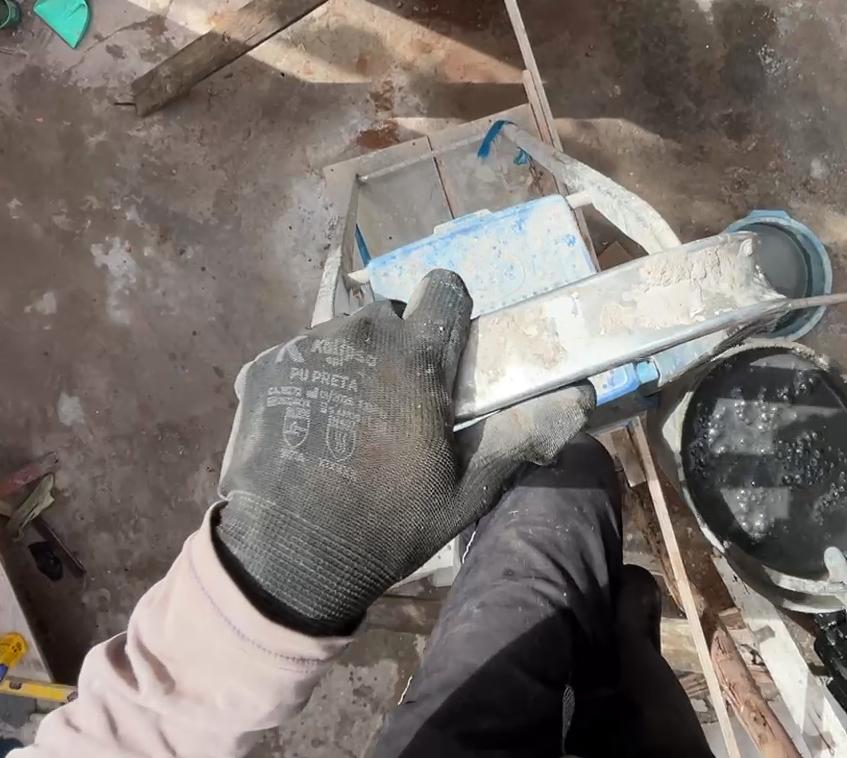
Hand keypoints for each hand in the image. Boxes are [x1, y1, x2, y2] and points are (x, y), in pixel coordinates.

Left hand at [214, 270, 589, 634]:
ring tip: (350, 415)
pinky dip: (310, 376)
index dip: (451, 311)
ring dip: (355, 358)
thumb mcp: (467, 490)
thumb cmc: (387, 524)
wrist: (287, 559)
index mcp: (416, 358)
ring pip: (345, 330)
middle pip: (391, 310)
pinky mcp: (264, 365)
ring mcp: (307, 347)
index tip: (447, 349)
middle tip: (398, 397)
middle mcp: (361, 336)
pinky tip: (308, 424)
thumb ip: (522, 435)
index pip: (446, 288)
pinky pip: (301, 353)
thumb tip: (582, 396)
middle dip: (401, 341)